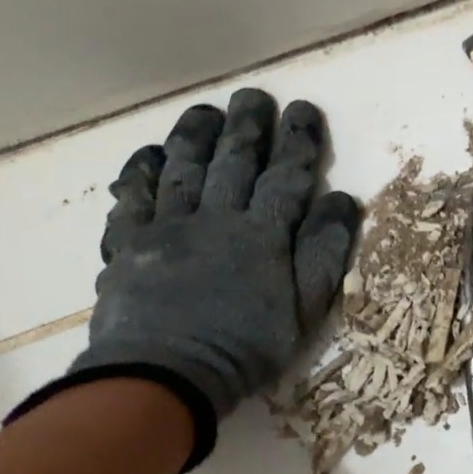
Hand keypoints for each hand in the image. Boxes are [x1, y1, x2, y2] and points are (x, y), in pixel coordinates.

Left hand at [8, 88, 360, 472]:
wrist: (163, 378)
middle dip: (248, 126)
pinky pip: (133, 196)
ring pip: (185, 168)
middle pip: (236, 161)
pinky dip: (142, 171)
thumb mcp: (306, 307)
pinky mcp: (128, 243)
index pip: (288, 175)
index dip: (298, 140)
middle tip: (254, 95)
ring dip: (196, 135)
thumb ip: (325, 250)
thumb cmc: (247, 347)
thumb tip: (344, 198)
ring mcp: (169, 227)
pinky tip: (150, 153)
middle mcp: (218, 218)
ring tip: (206, 110)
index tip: (304, 110)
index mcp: (265, 233)